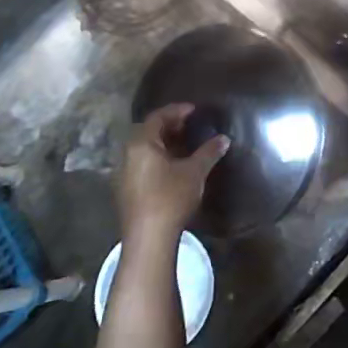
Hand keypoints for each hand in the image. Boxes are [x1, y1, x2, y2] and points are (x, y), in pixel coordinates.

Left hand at [116, 104, 228, 239]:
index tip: (194, 110)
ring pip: (145, 149)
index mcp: (141, 143)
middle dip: (171, 126)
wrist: (149, 237)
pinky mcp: (127, 189)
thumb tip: (223, 138)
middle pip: (149, 132)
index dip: (177, 110)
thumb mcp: (194, 172)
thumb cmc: (170, 197)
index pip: (158, 117)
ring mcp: (124, 172)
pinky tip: (175, 167)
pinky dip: (159, 158)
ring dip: (165, 143)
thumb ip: (208, 152)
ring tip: (186, 145)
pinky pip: (143, 163)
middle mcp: (128, 154)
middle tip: (191, 125)